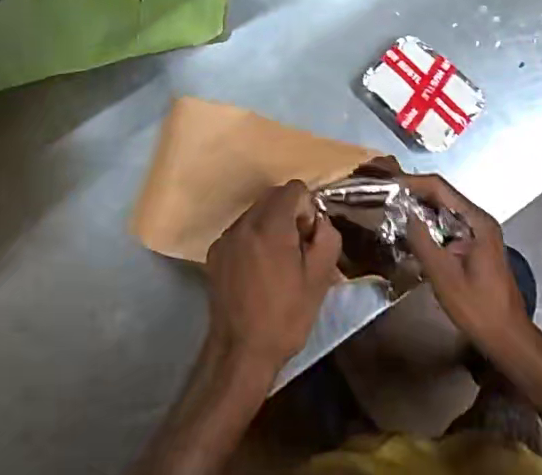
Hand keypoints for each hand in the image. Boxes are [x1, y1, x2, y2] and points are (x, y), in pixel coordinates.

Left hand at [204, 180, 342, 370]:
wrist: (241, 352)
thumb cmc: (285, 317)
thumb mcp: (320, 279)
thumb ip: (326, 238)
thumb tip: (319, 221)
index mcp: (270, 226)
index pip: (294, 189)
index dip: (308, 209)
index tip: (308, 239)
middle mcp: (244, 223)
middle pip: (273, 197)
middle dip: (290, 214)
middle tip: (298, 250)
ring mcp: (226, 237)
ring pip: (255, 213)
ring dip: (271, 226)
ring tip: (279, 264)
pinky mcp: (215, 253)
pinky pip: (240, 232)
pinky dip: (253, 240)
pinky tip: (258, 273)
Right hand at [396, 170, 536, 359]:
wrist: (509, 339)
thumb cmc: (478, 308)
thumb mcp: (443, 275)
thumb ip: (422, 240)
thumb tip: (403, 212)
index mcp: (476, 221)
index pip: (439, 187)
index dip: (411, 182)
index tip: (386, 185)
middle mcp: (479, 220)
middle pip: (441, 195)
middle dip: (412, 194)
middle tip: (383, 198)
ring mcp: (478, 233)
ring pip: (443, 210)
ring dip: (418, 210)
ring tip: (391, 212)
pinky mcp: (474, 246)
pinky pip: (447, 226)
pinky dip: (428, 225)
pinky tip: (410, 234)